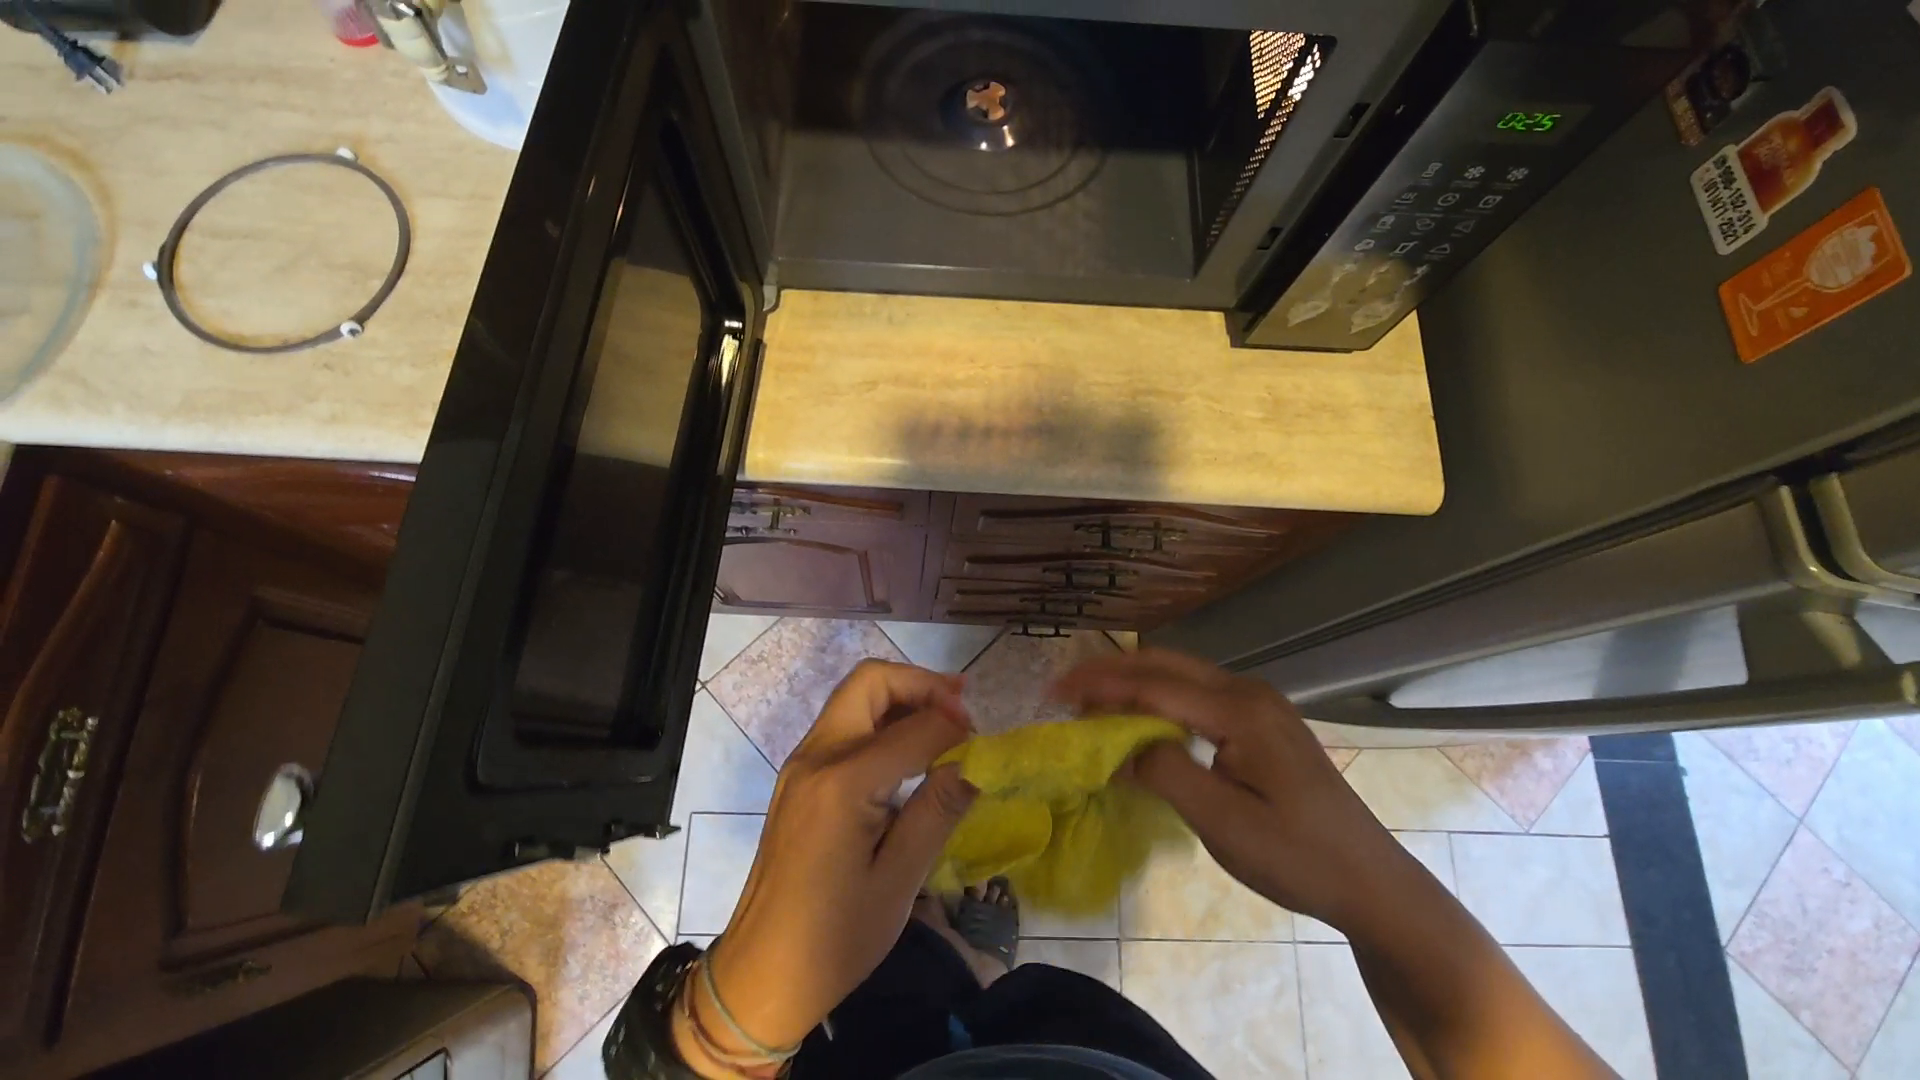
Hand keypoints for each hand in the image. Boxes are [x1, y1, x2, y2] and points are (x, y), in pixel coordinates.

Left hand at [679, 661, 977, 1070]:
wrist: (761, 974)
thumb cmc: (834, 938)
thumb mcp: (898, 881)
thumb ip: (937, 811)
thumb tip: (974, 763)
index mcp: (842, 782)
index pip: (915, 727)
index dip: (956, 726)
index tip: (985, 743)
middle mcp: (816, 757)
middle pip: (868, 682)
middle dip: (919, 683)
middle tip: (963, 704)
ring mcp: (801, 766)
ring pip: (853, 699)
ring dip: (900, 698)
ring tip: (945, 722)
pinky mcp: (799, 782)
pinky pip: (843, 727)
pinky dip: (881, 722)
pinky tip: (911, 752)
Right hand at [1052, 648, 1399, 927]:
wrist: (1369, 880)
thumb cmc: (1296, 855)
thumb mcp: (1222, 821)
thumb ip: (1164, 772)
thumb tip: (1114, 744)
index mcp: (1240, 710)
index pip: (1154, 685)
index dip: (1100, 687)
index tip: (1054, 693)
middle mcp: (1249, 692)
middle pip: (1167, 665)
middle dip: (1112, 672)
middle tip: (1064, 689)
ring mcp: (1260, 705)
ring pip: (1183, 676)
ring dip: (1135, 683)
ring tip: (1091, 703)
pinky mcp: (1262, 723)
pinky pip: (1199, 696)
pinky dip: (1159, 700)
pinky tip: (1140, 720)